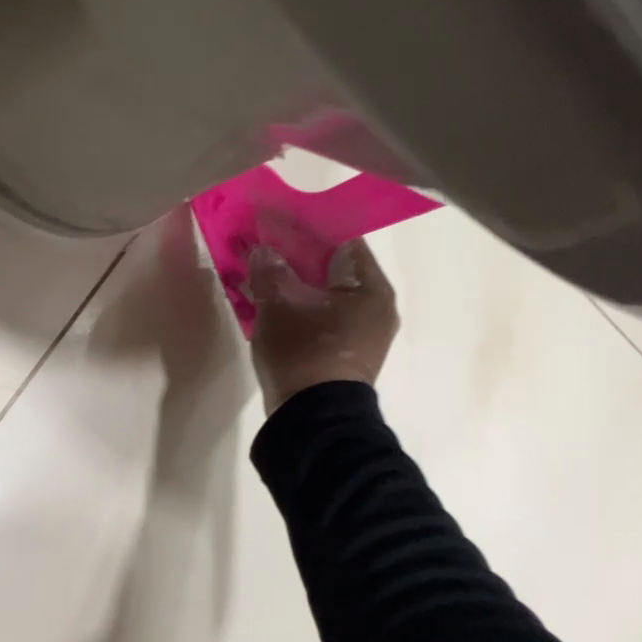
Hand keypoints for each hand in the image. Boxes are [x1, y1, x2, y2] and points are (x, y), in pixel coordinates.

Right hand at [247, 239, 398, 413]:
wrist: (314, 417)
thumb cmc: (302, 353)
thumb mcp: (278, 308)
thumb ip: (270, 273)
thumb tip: (263, 249)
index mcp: (370, 288)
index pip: (341, 242)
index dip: (306, 229)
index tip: (276, 223)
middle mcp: (377, 307)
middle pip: (335, 270)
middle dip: (298, 258)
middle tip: (265, 249)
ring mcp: (366, 333)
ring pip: (328, 295)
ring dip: (297, 285)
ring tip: (264, 278)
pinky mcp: (349, 354)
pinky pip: (325, 317)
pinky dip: (302, 307)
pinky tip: (275, 307)